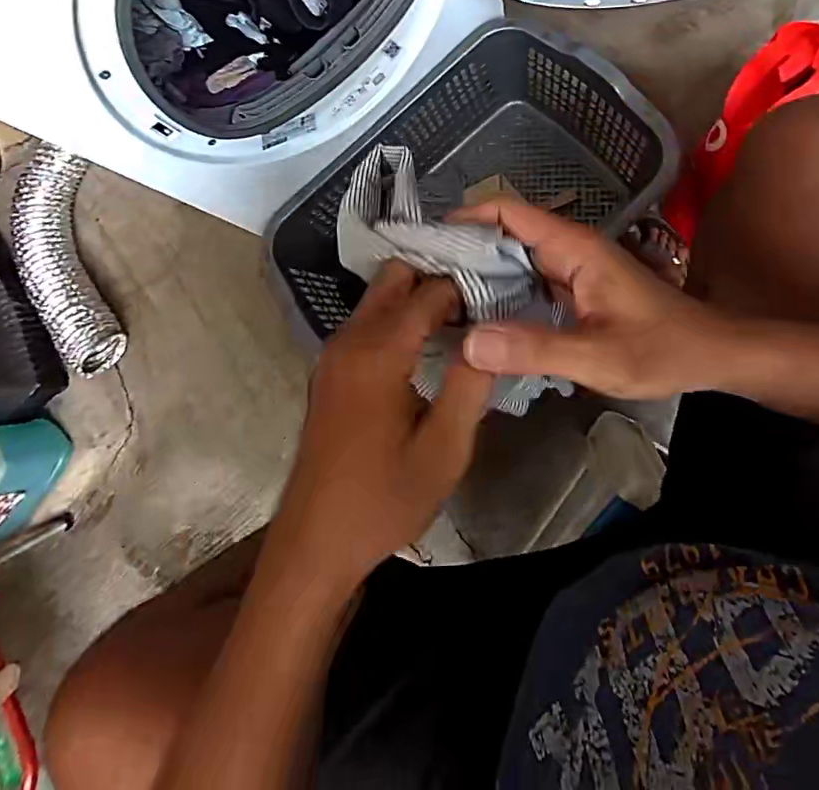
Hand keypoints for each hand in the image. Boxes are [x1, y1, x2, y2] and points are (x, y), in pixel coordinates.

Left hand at [272, 261, 494, 587]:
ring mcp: (334, 354)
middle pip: (395, 276)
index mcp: (378, 354)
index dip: (468, 290)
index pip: (429, 291)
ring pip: (380, 297)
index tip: (503, 302)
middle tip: (482, 305)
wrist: (315, 542)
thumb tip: (490, 336)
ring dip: (419, 298)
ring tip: (465, 322)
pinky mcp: (331, 372)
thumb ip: (470, 386)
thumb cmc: (383, 501)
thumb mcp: (444, 451)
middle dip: (439, 279)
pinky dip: (400, 319)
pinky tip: (430, 347)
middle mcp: (350, 341)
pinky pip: (369, 322)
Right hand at [449, 199, 721, 399]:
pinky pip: (526, 282)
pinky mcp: (575, 290)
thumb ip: (536, 349)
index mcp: (574, 248)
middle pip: (503, 233)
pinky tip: (476, 320)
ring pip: (513, 259)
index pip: (508, 212)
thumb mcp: (599, 356)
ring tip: (436, 300)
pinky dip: (499, 294)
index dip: (464, 218)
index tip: (425, 243)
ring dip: (477, 274)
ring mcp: (572, 269)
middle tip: (420, 282)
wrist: (712, 355)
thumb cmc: (664, 350)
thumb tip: (468, 342)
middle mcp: (569, 249)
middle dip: (461, 250)